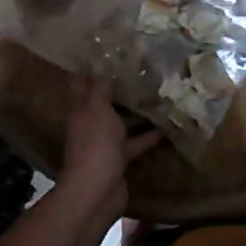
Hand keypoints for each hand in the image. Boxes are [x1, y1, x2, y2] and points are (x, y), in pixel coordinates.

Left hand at [61, 75, 159, 215]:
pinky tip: (165, 128)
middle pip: (102, 103)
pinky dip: (146, 136)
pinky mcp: (118, 159)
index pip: (81, 84)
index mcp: (80, 110)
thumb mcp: (98, 109)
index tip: (104, 55)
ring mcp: (103, 143)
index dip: (90, 70)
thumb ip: (100, 89)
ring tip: (155, 96)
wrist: (97, 190)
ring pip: (119, 123)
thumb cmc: (95, 144)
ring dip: (134, 113)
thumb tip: (101, 65)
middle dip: (116, 89)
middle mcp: (89, 124)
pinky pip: (133, 143)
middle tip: (137, 72)